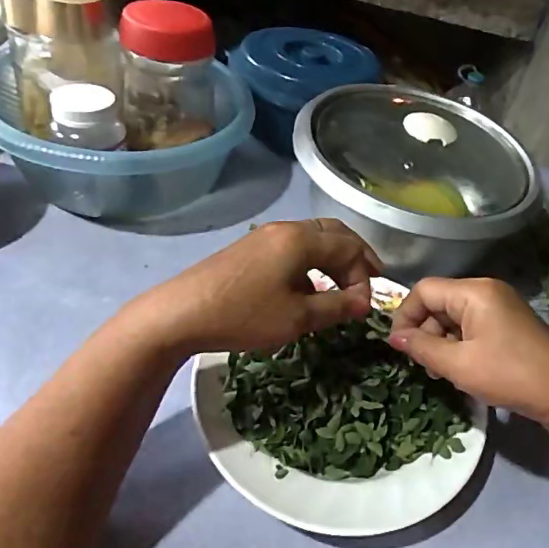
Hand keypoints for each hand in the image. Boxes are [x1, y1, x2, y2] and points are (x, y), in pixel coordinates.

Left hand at [123, 219, 382, 356]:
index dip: (365, 274)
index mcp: (301, 240)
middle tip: (368, 280)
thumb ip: (336, 306)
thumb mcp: (297, 318)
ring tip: (340, 288)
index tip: (364, 305)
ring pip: (311, 239)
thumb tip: (365, 301)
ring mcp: (263, 237)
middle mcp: (285, 229)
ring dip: (332, 259)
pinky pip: (292, 248)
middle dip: (354, 256)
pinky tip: (306, 288)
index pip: (349, 247)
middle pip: (333, 233)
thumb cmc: (244, 315)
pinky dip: (310, 262)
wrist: (179, 313)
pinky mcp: (248, 250)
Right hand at [387, 277, 548, 442]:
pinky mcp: (508, 321)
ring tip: (443, 372)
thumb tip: (394, 338)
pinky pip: (472, 323)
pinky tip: (462, 368)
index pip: (424, 290)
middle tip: (425, 366)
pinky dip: (460, 342)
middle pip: (439, 301)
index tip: (400, 347)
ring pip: (454, 314)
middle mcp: (487, 290)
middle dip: (425, 331)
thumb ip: (422, 348)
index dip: (405, 315)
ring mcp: (500, 304)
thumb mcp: (458, 365)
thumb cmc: (509, 375)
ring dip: (441, 340)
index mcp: (474, 292)